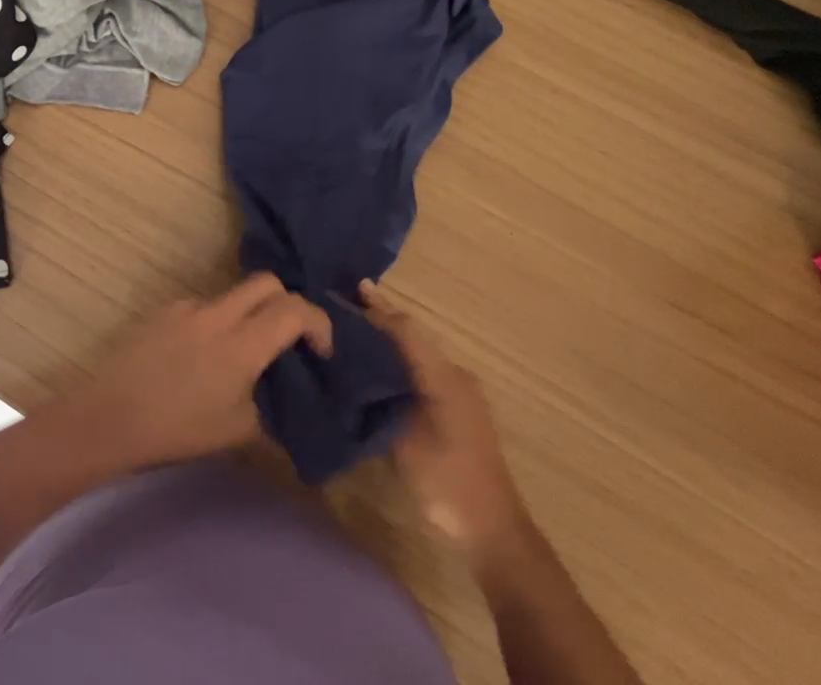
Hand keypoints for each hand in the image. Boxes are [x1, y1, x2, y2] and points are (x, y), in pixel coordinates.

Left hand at [64, 274, 332, 467]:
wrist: (108, 417)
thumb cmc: (177, 429)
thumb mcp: (238, 430)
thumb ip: (269, 405)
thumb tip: (279, 396)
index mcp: (241, 342)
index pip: (295, 309)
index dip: (319, 324)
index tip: (321, 353)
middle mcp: (215, 314)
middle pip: (266, 283)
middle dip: (287, 304)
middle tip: (287, 341)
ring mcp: (183, 308)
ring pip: (230, 296)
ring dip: (246, 316)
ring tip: (239, 357)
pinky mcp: (158, 313)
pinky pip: (199, 308)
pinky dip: (213, 324)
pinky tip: (200, 359)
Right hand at [362, 281, 529, 555]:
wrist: (486, 530)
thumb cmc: (446, 479)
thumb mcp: (408, 433)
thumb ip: (382, 392)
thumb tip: (353, 357)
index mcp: (444, 375)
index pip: (405, 329)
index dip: (375, 309)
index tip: (344, 289)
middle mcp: (451, 377)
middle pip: (408, 338)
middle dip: (374, 320)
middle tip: (333, 309)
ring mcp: (452, 396)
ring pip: (410, 356)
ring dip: (381, 342)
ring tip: (341, 334)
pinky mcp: (447, 414)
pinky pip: (413, 375)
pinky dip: (388, 364)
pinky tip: (363, 372)